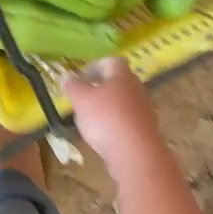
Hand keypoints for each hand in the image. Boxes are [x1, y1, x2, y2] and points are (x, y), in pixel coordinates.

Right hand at [63, 58, 165, 176]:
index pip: (111, 61)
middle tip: (84, 98)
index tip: (80, 79)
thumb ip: (73, 87)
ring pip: (124, 102)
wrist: (135, 152)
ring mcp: (144, 109)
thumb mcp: (81, 100)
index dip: (94, 66)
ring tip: (92, 119)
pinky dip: (116, 124)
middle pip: (119, 82)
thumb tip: (67, 76)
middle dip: (101, 88)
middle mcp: (137, 88)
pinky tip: (105, 136)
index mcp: (122, 75)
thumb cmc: (106, 119)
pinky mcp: (146, 129)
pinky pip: (128, 121)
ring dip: (109, 107)